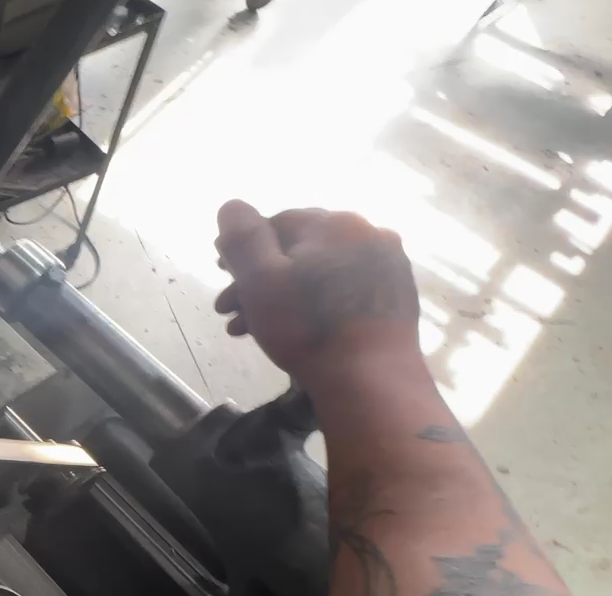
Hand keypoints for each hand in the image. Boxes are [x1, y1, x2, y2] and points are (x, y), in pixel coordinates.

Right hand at [213, 201, 421, 385]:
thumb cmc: (305, 326)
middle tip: (227, 309)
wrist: (366, 373)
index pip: (276, 222)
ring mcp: (385, 263)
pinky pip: (338, 288)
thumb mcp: (260, 281)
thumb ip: (243, 240)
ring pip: (314, 272)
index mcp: (333, 225)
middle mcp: (366, 233)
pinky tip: (290, 328)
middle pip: (295, 249)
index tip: (220, 273)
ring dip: (277, 295)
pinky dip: (308, 302)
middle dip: (256, 277)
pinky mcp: (391, 292)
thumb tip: (230, 206)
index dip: (242, 246)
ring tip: (249, 328)